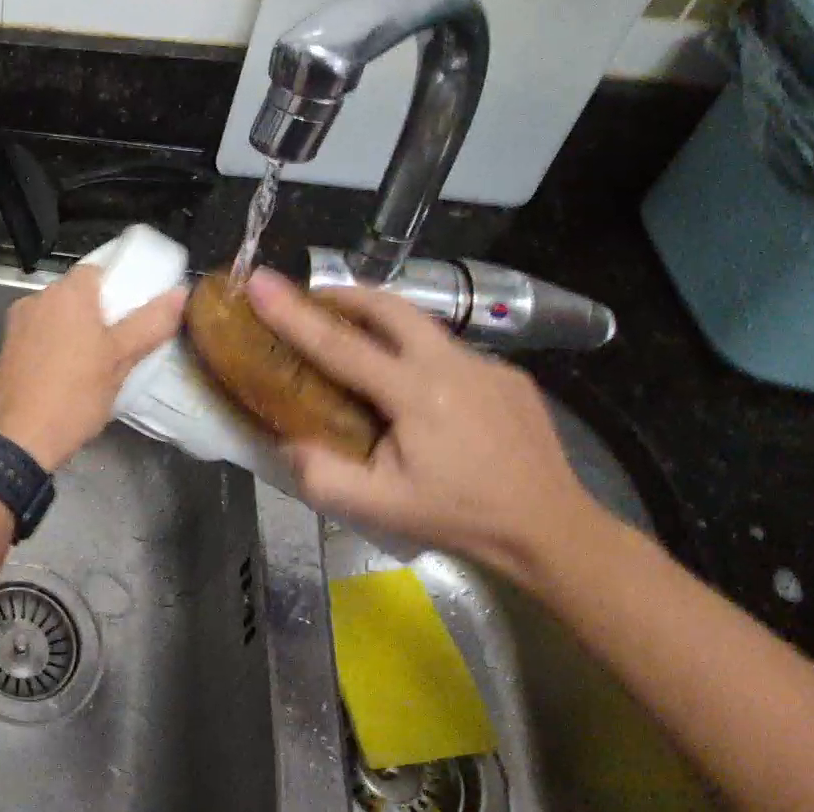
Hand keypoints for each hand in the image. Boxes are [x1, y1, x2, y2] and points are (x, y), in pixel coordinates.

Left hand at [0, 264, 187, 470]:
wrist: (19, 438)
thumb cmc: (74, 395)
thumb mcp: (121, 360)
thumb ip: (150, 323)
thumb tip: (179, 293)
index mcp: (66, 293)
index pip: (98, 270)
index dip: (120, 287)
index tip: (138, 311)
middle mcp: (36, 299)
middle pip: (76, 293)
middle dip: (100, 312)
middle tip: (125, 341)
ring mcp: (17, 323)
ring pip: (57, 316)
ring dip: (77, 330)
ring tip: (100, 361)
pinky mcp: (7, 348)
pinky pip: (40, 334)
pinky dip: (56, 344)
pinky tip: (71, 372)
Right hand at [242, 269, 606, 583]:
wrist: (555, 533)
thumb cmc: (459, 517)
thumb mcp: (377, 508)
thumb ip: (320, 473)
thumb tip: (285, 440)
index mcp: (418, 395)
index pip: (340, 343)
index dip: (292, 312)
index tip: (258, 281)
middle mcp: (454, 366)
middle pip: (388, 307)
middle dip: (342, 295)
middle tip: (308, 301)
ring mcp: (488, 366)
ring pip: (420, 326)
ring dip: (378, 323)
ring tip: (351, 340)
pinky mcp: (509, 376)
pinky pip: (448, 351)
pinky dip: (414, 353)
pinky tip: (410, 387)